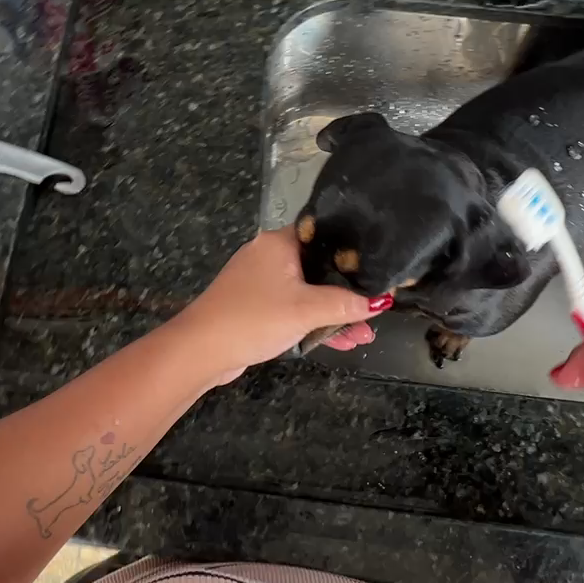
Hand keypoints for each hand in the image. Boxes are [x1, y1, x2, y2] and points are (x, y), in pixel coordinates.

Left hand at [178, 227, 390, 383]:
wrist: (202, 348)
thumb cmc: (255, 318)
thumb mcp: (307, 310)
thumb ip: (346, 304)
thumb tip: (382, 301)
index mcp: (278, 243)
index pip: (323, 234)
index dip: (352, 252)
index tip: (379, 268)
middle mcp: (268, 255)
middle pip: (317, 267)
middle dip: (346, 292)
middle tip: (376, 311)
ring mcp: (259, 281)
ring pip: (306, 291)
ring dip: (332, 312)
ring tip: (364, 335)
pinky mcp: (254, 304)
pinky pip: (292, 307)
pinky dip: (312, 321)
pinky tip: (339, 341)